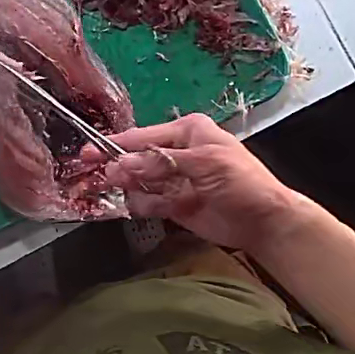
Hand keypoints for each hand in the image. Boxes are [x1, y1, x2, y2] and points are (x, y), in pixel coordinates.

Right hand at [98, 113, 309, 251]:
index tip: (89, 153)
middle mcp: (178, 152)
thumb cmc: (241, 182)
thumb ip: (160, 163)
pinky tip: (134, 205)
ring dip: (127, 187)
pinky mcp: (175, 205)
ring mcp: (175, 180)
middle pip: (137, 158)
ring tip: (111, 192)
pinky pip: (149, 202)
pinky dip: (139, 204)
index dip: (116, 144)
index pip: (144, 136)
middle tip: (96, 177)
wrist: (264, 221)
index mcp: (188, 132)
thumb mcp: (203, 163)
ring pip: (140, 181)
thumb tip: (121, 165)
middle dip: (118, 167)